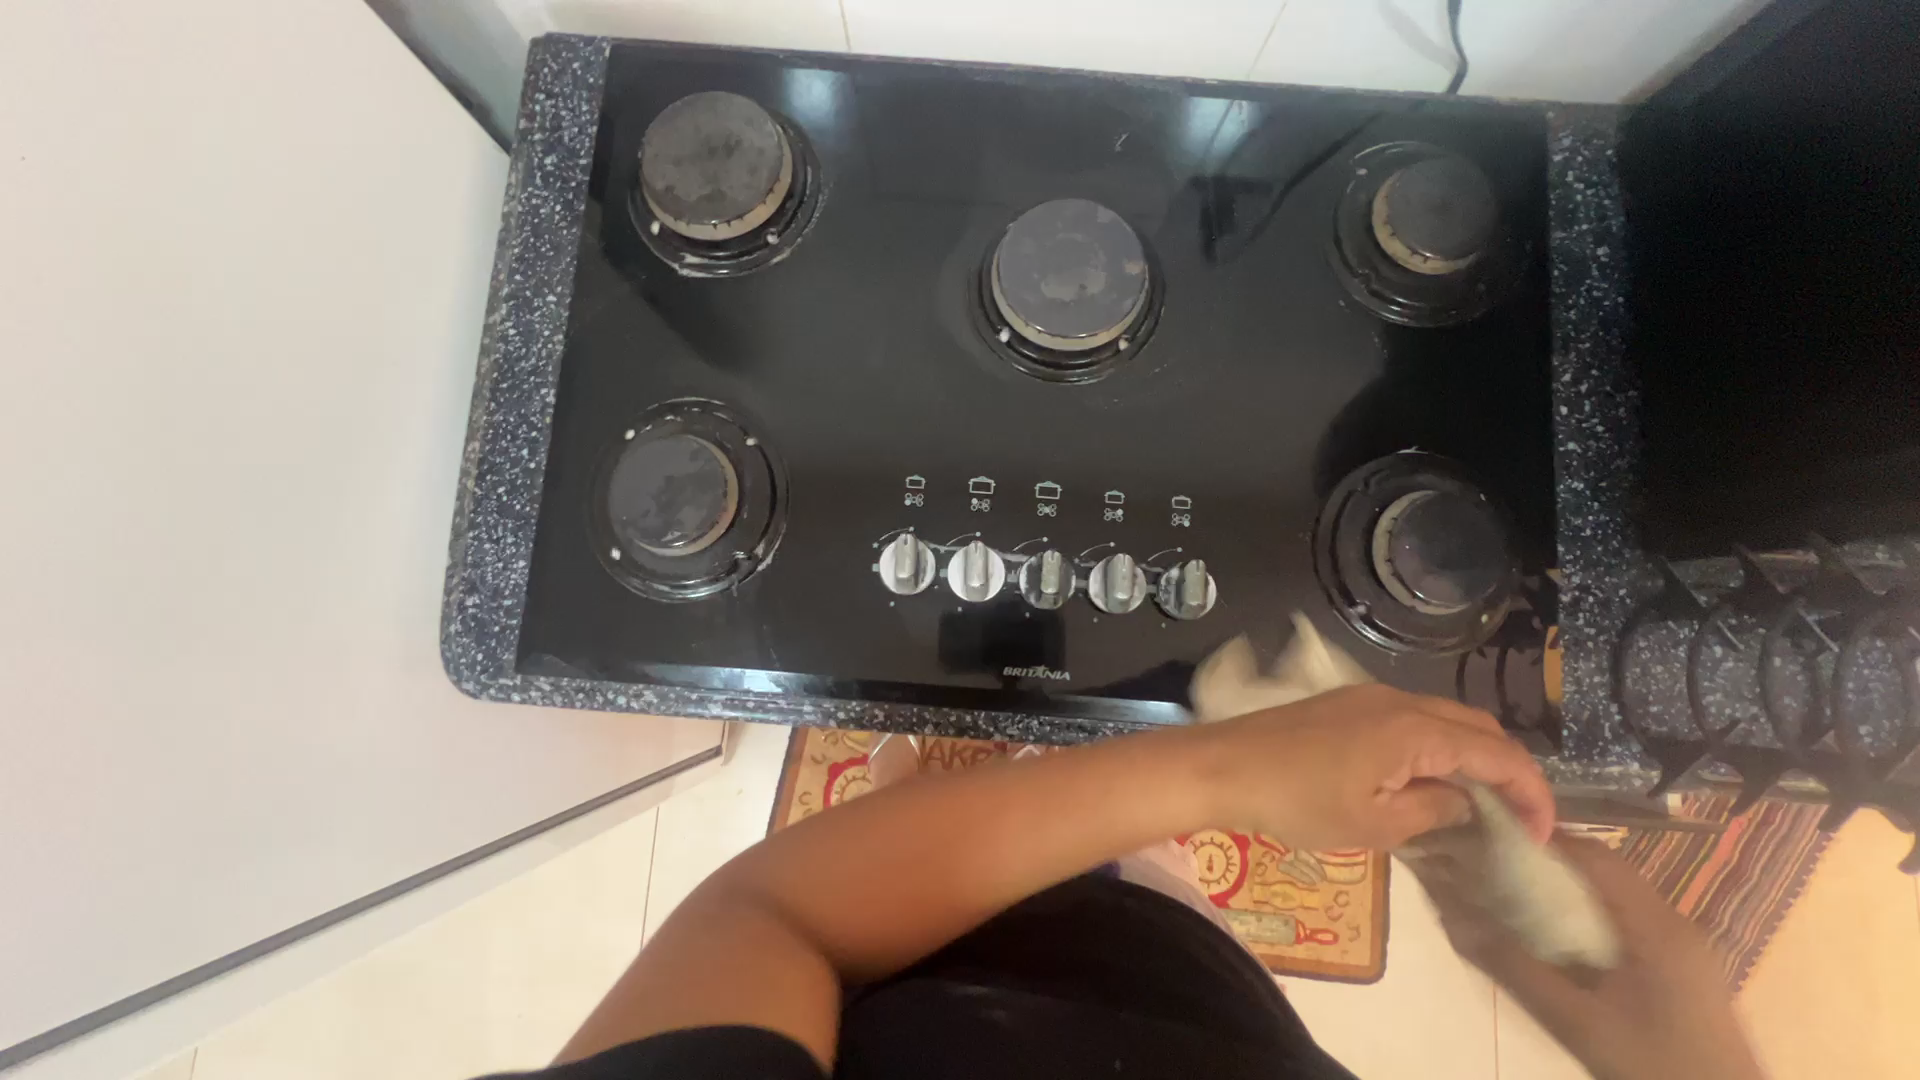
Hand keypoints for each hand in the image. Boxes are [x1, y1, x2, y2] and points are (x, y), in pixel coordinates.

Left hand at [1195, 684, 1556, 850]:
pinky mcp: (1341, 704)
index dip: (1532, 794)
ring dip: (1466, 755)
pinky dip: (1431, 745)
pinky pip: (1407, 719)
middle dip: (1505, 770)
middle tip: (1512, 819)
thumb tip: (1464, 800)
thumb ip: (1434, 810)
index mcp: (1415, 729)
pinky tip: (1420, 778)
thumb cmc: (1297, 801)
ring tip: (1471, 803)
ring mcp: (1365, 697)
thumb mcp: (1375, 825)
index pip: (1499, 754)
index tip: (1541, 836)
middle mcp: (1397, 700)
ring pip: (1440, 719)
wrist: (1223, 767)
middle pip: (1475, 727)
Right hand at [1431, 837, 1765, 1079]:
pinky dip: (1583, 909)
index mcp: (1659, 929)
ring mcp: (1684, 947)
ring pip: (1613, 891)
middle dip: (1545, 857)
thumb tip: (1444, 912)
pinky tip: (1552, 930)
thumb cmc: (1656, 1068)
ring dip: (1563, 883)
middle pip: (1604, 868)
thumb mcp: (1576, 1022)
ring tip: (1508, 888)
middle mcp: (1677, 925)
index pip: (1595, 856)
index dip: (1541, 837)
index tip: (1486, 832)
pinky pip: (1624, 916)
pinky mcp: (1681, 968)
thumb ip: (1512, 965)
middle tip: (1488, 858)